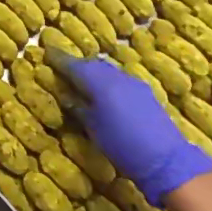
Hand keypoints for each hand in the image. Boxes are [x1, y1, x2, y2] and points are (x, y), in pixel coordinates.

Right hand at [57, 55, 211, 205]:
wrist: (164, 159)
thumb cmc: (122, 145)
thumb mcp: (94, 128)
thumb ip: (79, 108)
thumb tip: (67, 95)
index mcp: (101, 84)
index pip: (76, 66)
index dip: (60, 59)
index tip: (47, 51)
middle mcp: (118, 77)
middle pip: (93, 65)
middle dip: (76, 65)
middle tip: (61, 69)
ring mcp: (134, 83)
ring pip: (107, 71)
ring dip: (93, 73)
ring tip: (80, 82)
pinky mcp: (144, 93)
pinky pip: (119, 80)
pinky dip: (106, 82)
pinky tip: (102, 93)